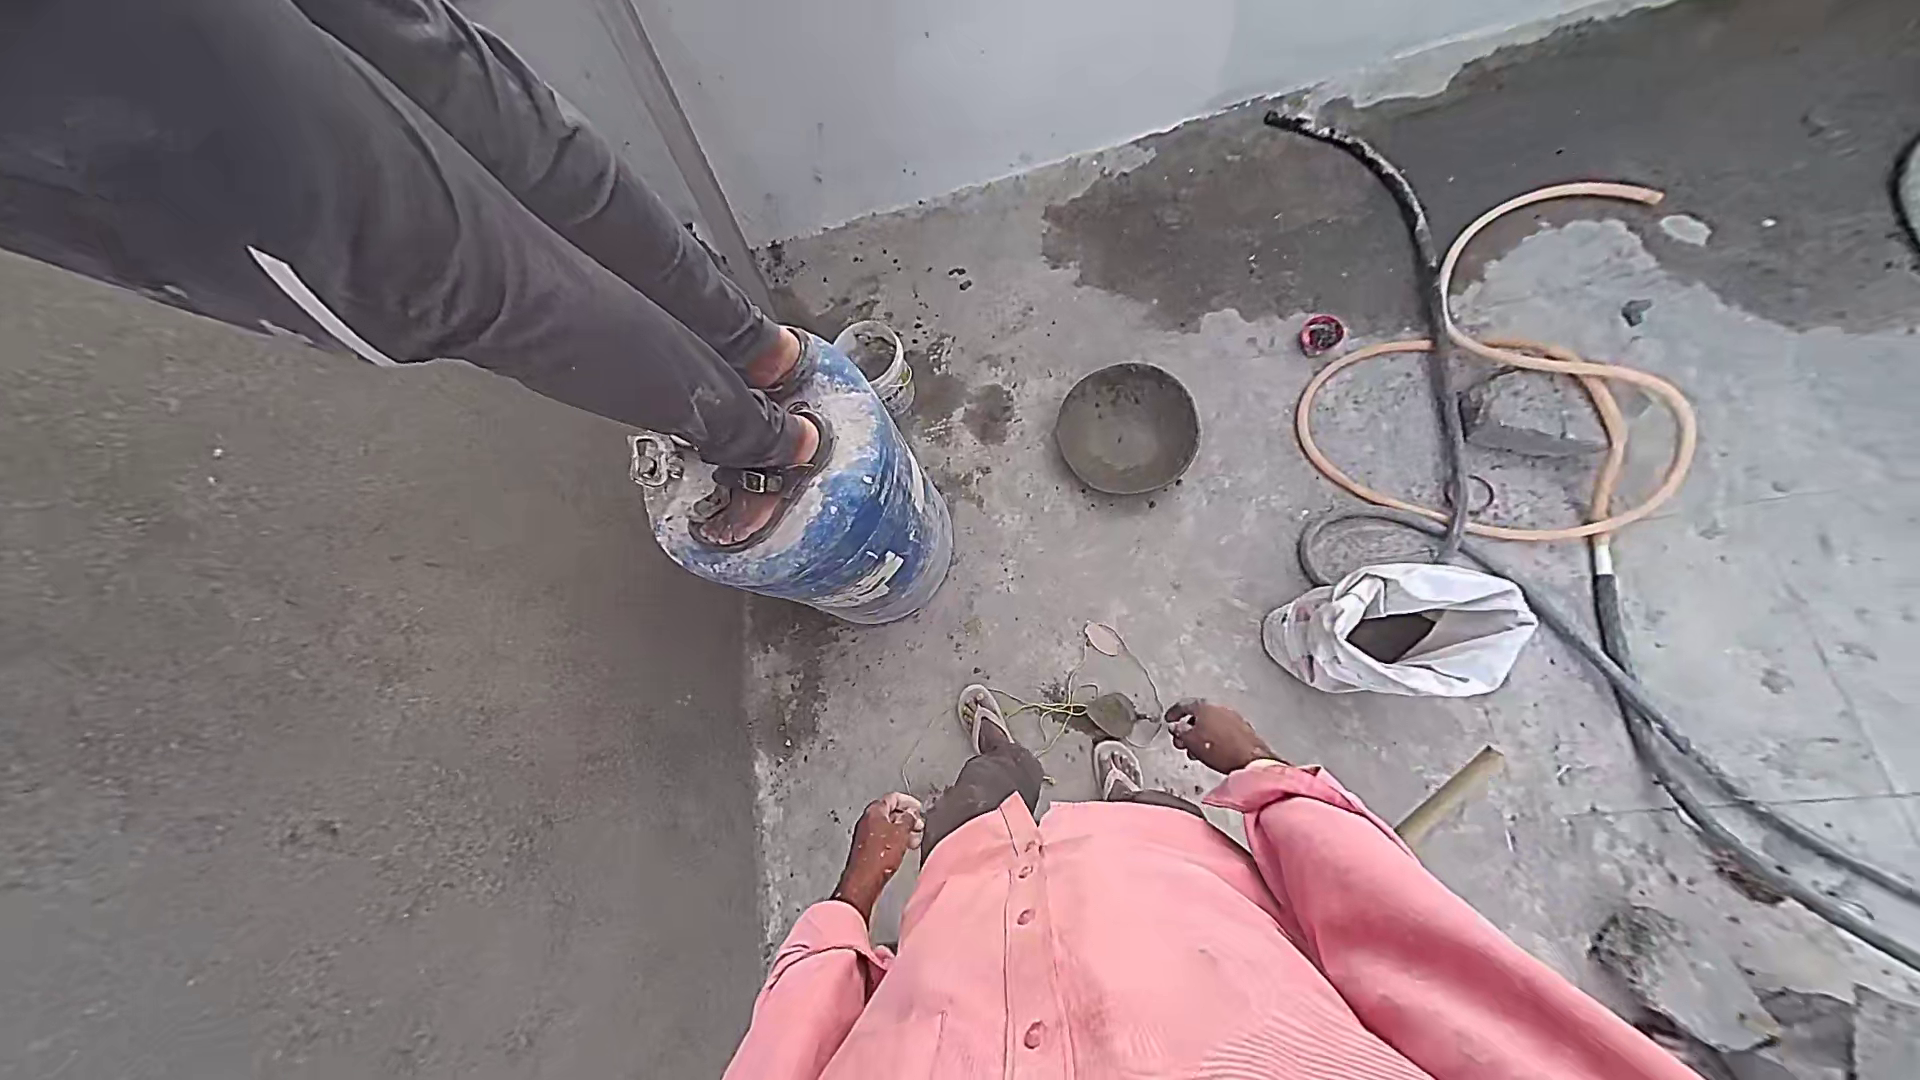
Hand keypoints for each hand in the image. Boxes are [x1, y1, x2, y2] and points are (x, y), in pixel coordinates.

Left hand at [831, 793, 923, 922]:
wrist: (863, 882)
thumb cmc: (879, 857)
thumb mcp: (901, 833)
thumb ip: (909, 818)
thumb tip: (912, 813)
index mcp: (874, 811)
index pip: (893, 798)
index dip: (908, 801)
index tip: (918, 808)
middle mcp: (868, 820)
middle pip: (891, 812)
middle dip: (907, 818)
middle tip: (919, 825)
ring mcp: (866, 834)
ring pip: (889, 826)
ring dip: (904, 831)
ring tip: (914, 839)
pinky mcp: (866, 848)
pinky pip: (884, 838)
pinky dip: (896, 840)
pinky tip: (903, 848)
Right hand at [1167, 700, 1280, 774]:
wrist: (1251, 761)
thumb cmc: (1218, 749)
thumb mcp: (1190, 741)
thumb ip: (1179, 731)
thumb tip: (1175, 726)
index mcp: (1204, 705)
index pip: (1183, 704)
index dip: (1173, 713)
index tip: (1168, 720)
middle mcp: (1219, 707)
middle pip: (1197, 715)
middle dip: (1187, 728)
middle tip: (1181, 741)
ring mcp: (1233, 717)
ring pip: (1210, 723)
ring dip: (1200, 735)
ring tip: (1195, 750)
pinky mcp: (1244, 729)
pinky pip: (1222, 730)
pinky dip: (1214, 737)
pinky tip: (1211, 751)